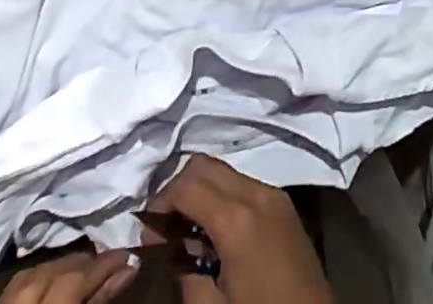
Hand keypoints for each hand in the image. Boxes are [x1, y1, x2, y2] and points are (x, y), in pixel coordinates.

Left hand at [0, 250, 137, 303]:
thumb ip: (99, 302)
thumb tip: (128, 270)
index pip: (73, 281)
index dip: (103, 265)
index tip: (127, 256)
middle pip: (53, 272)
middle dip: (85, 264)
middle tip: (111, 264)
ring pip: (35, 273)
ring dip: (64, 267)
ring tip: (87, 271)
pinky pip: (19, 282)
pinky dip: (41, 276)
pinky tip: (56, 279)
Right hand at [148, 154, 332, 303]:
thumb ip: (184, 267)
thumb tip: (168, 243)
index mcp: (236, 218)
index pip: (187, 185)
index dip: (160, 203)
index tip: (148, 233)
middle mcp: (256, 193)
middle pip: (205, 165)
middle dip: (178, 188)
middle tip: (164, 225)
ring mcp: (274, 194)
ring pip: (225, 171)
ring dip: (201, 191)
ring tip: (187, 229)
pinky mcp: (284, 203)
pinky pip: (244, 184)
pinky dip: (222, 196)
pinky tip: (215, 230)